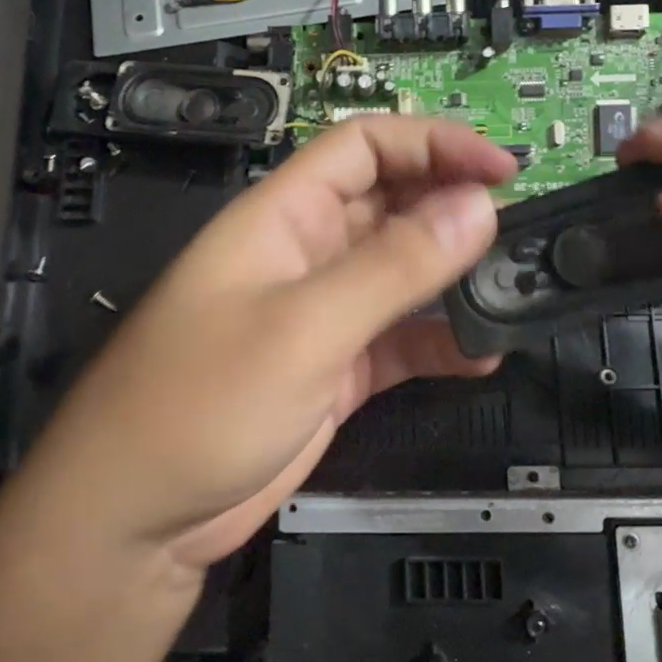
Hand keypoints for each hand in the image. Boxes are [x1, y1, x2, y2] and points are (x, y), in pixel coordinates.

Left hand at [18, 117, 515, 568]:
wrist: (140, 518)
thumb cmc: (198, 406)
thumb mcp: (302, 328)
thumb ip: (392, 267)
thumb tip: (476, 206)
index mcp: (281, 219)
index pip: (363, 148)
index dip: (433, 144)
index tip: (501, 166)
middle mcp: (303, 258)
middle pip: (390, 208)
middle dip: (453, 213)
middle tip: (521, 234)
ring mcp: (319, 318)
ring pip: (401, 277)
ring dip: (454, 282)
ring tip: (511, 296)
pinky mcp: (332, 373)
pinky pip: (397, 341)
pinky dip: (438, 344)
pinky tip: (479, 355)